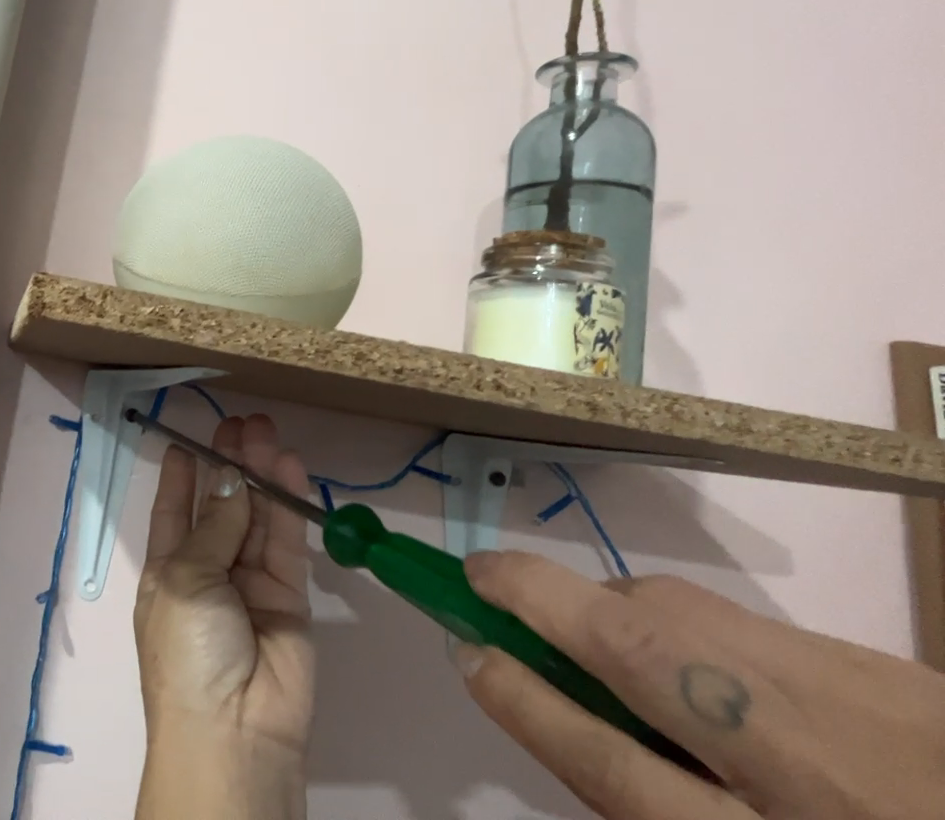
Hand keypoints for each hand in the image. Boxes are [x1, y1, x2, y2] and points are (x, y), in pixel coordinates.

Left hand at [133, 415, 313, 819]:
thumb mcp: (186, 580)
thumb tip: (231, 478)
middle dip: (227, 465)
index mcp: (167, 569)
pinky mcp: (290, 597)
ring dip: (260, 474)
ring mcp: (249, 583)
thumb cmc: (188, 649)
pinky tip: (289, 467)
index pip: (172, 510)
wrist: (234, 731)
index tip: (186, 437)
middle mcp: (207, 571)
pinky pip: (286, 542)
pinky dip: (288, 505)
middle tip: (240, 421)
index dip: (180, 475)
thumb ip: (214, 527)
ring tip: (265, 430)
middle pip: (219, 506)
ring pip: (255, 517)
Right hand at [457, 551, 944, 819]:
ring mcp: (866, 706)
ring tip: (587, 626)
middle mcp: (815, 775)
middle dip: (544, 598)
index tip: (466, 649)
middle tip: (482, 576)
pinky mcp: (894, 667)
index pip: (613, 765)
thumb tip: (531, 685)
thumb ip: (630, 783)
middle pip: (648, 656)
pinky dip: (690, 622)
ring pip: (693, 614)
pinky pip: (749, 620)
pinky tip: (695, 654)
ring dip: (612, 604)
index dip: (524, 700)